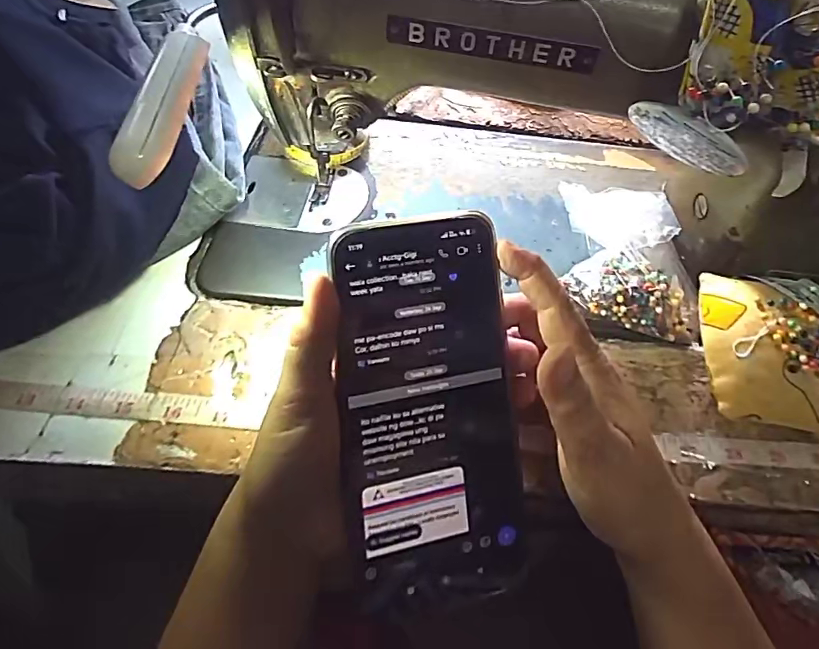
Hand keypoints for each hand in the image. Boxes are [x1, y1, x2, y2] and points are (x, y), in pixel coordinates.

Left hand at [230, 272, 544, 566]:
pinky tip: (519, 408)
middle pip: (447, 350)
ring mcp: (413, 419)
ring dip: (496, 373)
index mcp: (365, 357)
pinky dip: (491, 418)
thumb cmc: (290, 454)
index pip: (411, 318)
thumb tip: (323, 278)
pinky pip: (463, 431)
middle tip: (522, 331)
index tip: (485, 286)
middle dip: (485, 336)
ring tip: (529, 368)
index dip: (445, 301)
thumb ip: (310, 342)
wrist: (293, 540)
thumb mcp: (300, 393)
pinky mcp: (426, 457)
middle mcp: (395, 381)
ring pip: (462, 387)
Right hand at [497, 242, 703, 564]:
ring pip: (531, 352)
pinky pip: (531, 384)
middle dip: (506, 318)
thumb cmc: (625, 491)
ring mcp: (573, 391)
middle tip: (475, 336)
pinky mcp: (565, 413)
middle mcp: (579, 369)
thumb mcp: (593, 449)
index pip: (557, 307)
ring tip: (488, 377)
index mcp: (587, 367)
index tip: (502, 246)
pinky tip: (496, 399)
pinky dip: (511, 383)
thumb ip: (570, 402)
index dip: (531, 272)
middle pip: (538, 323)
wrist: (649, 535)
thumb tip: (550, 350)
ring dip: (506, 354)